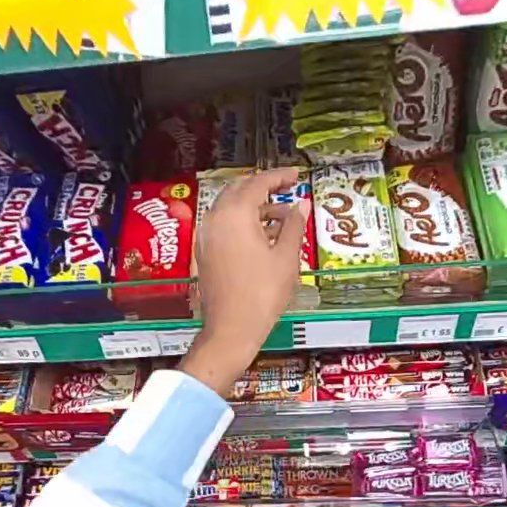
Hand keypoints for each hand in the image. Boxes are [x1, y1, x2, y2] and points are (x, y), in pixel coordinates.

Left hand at [179, 168, 307, 395]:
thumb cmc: (261, 296)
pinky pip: (224, 227)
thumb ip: (294, 226)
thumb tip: (300, 206)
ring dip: (254, 208)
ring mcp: (206, 237)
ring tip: (282, 218)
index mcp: (235, 215)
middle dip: (263, 188)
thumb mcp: (286, 258)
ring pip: (230, 209)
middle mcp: (215, 220)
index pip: (258, 183)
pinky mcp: (205, 254)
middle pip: (238, 191)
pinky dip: (243, 224)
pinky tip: (263, 237)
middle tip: (286, 190)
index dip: (279, 177)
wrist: (231, 330)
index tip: (295, 176)